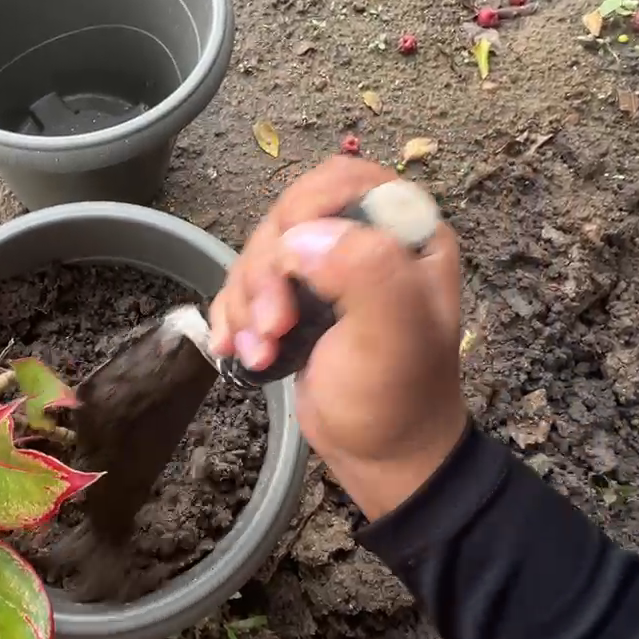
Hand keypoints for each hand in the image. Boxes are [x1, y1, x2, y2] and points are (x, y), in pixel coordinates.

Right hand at [208, 157, 466, 517]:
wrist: (381, 459)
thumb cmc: (395, 401)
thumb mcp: (393, 339)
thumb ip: (365, 273)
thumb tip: (301, 239)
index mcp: (403, 234)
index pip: (343, 179)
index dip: (304, 207)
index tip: (287, 260)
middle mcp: (362, 241)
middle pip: (287, 216)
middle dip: (267, 272)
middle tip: (274, 325)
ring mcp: (324, 271)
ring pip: (259, 252)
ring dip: (248, 302)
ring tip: (262, 353)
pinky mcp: (292, 299)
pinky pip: (244, 285)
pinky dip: (234, 316)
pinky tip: (241, 351)